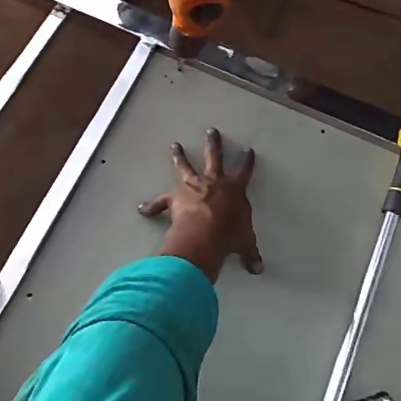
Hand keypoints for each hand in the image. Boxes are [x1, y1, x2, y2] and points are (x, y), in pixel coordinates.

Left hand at [138, 127, 261, 282]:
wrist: (206, 233)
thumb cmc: (230, 234)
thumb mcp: (244, 243)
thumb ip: (249, 253)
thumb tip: (258, 269)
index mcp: (234, 189)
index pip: (244, 171)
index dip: (247, 161)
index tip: (248, 150)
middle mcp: (213, 182)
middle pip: (213, 157)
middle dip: (213, 143)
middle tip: (211, 131)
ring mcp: (191, 186)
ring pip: (184, 167)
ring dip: (179, 156)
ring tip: (174, 146)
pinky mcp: (174, 197)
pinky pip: (160, 202)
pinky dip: (151, 206)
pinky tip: (142, 208)